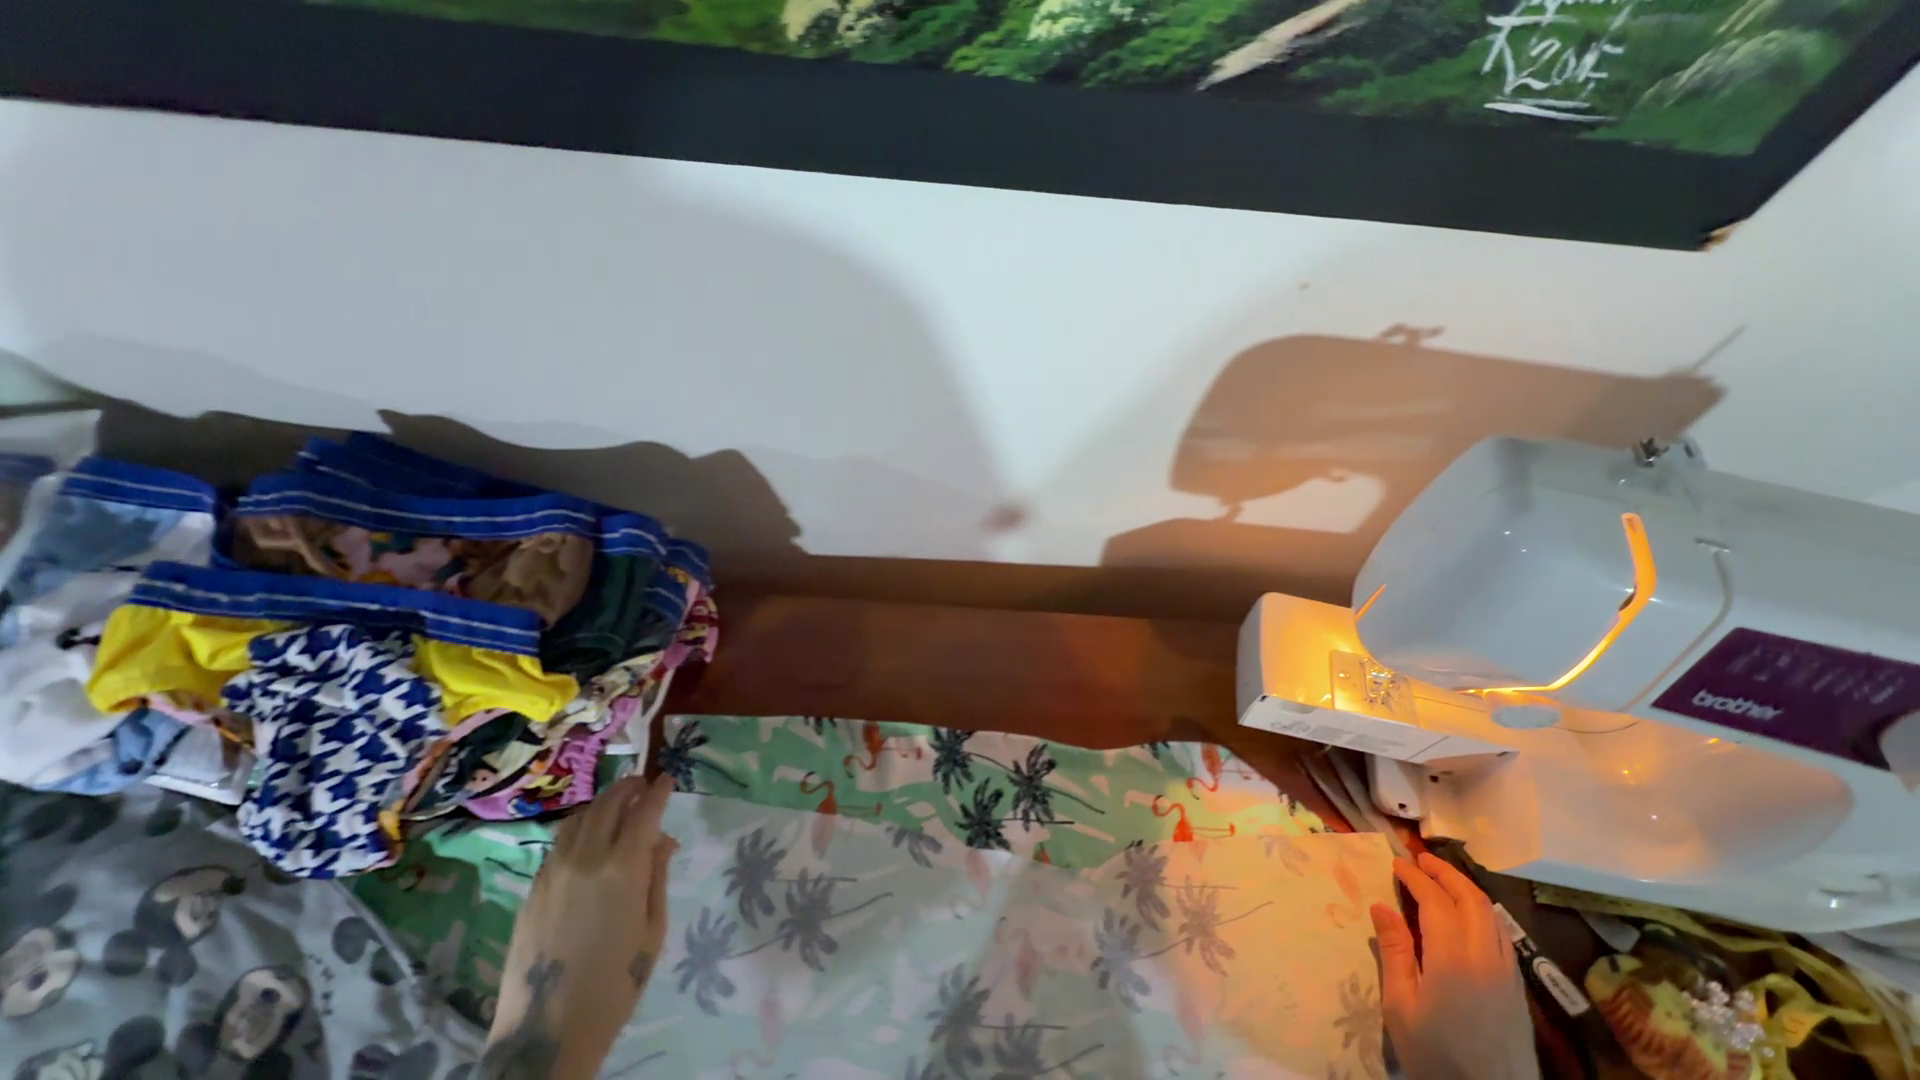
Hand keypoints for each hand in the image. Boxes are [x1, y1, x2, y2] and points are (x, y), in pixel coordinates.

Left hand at [481, 774, 676, 1079]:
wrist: (549, 1027)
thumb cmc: (616, 983)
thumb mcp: (652, 930)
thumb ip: (656, 877)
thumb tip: (663, 840)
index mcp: (623, 868)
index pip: (643, 812)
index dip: (658, 791)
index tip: (668, 778)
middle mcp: (586, 857)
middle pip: (608, 805)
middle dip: (628, 788)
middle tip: (643, 783)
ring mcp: (554, 870)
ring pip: (579, 818)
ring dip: (602, 804)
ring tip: (617, 804)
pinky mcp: (533, 886)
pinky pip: (559, 842)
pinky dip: (580, 826)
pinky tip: (589, 837)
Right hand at [1369, 853, 1539, 1079]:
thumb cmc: (1435, 1053)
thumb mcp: (1400, 1006)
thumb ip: (1394, 952)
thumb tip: (1382, 906)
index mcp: (1453, 957)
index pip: (1436, 901)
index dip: (1415, 877)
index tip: (1396, 863)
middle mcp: (1486, 955)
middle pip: (1471, 899)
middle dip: (1445, 874)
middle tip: (1420, 860)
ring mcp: (1506, 971)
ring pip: (1491, 914)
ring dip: (1465, 889)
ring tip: (1441, 879)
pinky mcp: (1516, 987)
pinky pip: (1501, 933)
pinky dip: (1481, 911)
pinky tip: (1466, 917)